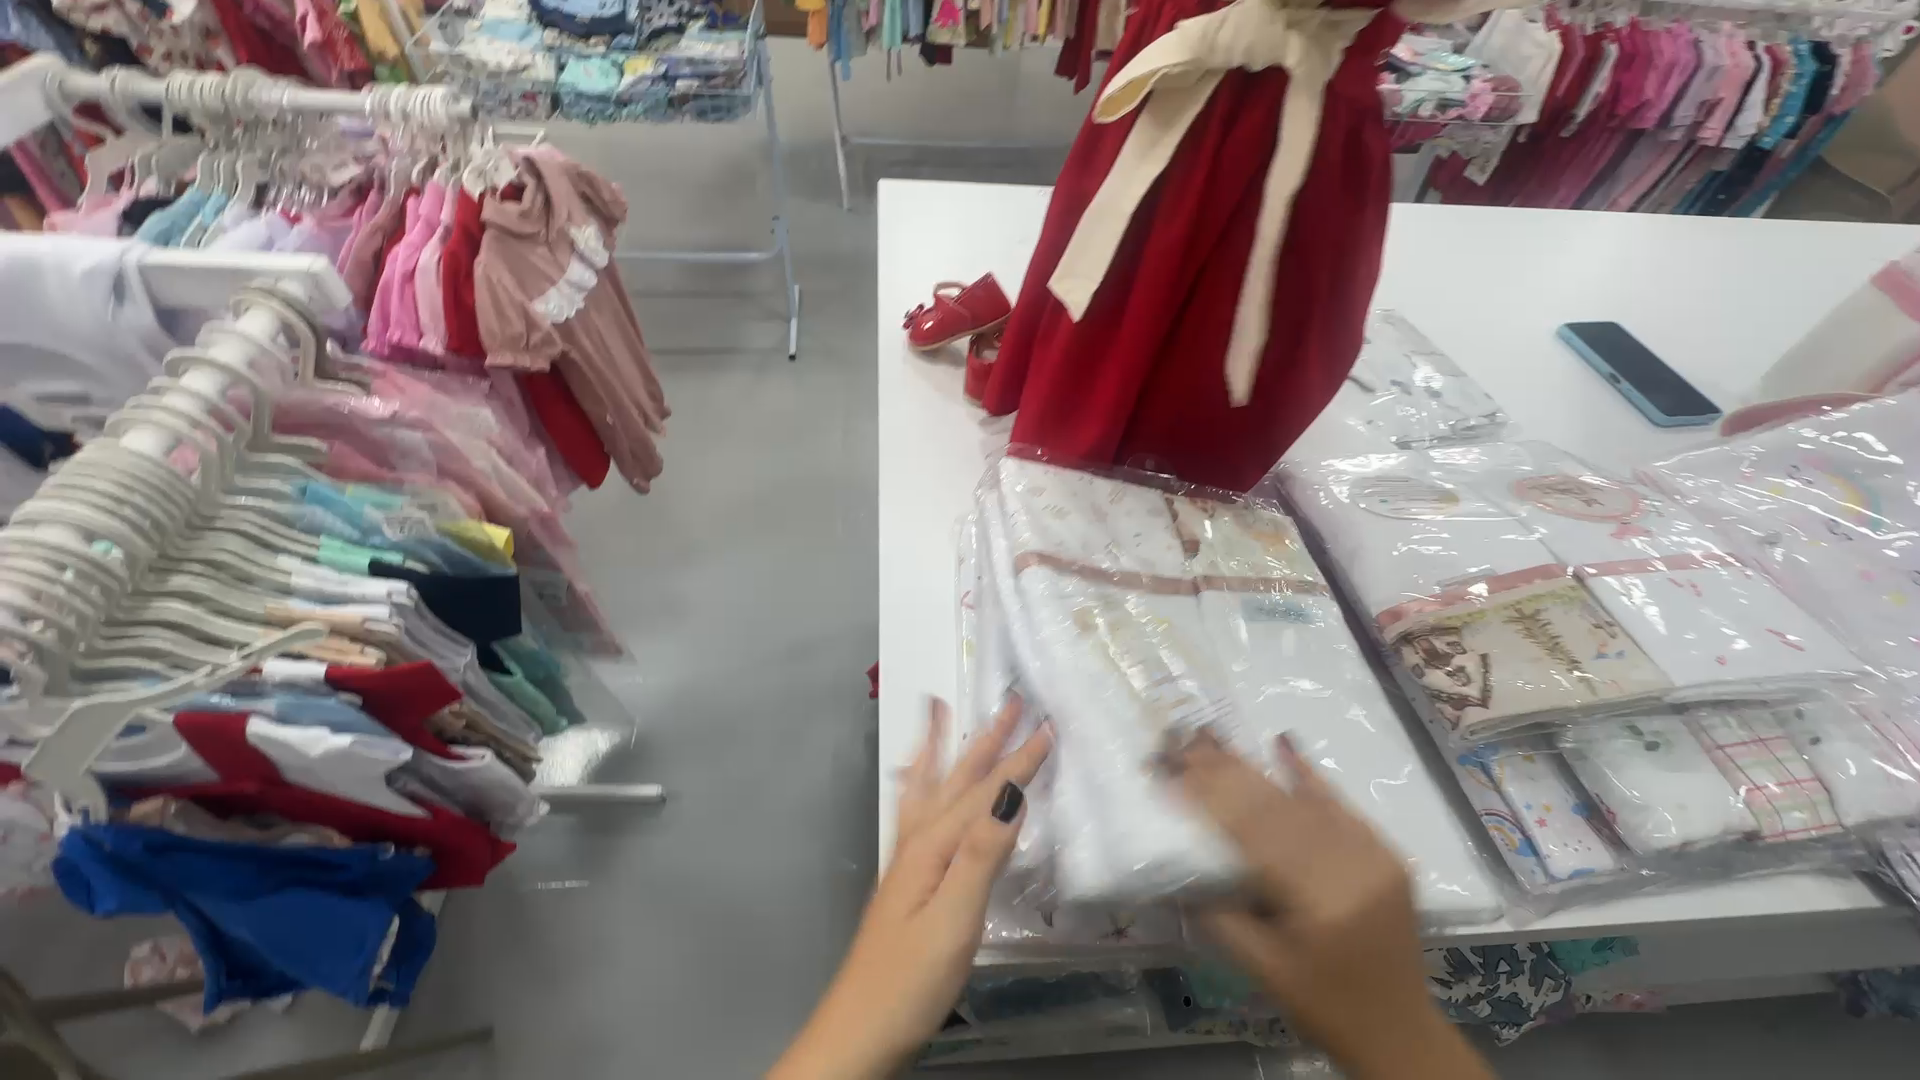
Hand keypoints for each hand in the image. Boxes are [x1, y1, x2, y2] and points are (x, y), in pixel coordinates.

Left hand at [768, 696, 1051, 1079]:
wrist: (859, 1031)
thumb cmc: (910, 980)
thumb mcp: (955, 919)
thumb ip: (981, 854)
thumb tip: (1010, 791)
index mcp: (933, 847)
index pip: (984, 793)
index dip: (1018, 760)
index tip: (1046, 725)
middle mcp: (917, 842)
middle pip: (957, 780)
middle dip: (985, 740)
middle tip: (1009, 701)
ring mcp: (907, 860)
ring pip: (931, 789)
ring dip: (946, 750)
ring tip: (942, 712)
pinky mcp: (906, 880)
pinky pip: (916, 812)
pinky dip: (921, 785)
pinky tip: (921, 784)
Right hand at [1173, 730, 1493, 1079]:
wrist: (1401, 1034)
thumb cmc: (1324, 1006)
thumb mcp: (1262, 968)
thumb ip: (1218, 916)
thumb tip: (1173, 871)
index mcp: (1320, 900)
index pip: (1253, 833)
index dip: (1209, 798)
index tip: (1170, 772)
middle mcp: (1352, 867)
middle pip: (1277, 808)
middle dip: (1224, 774)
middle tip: (1182, 745)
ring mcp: (1373, 855)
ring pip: (1302, 801)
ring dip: (1255, 770)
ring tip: (1213, 741)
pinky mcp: (1385, 853)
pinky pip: (1340, 806)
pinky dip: (1308, 776)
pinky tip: (1282, 745)